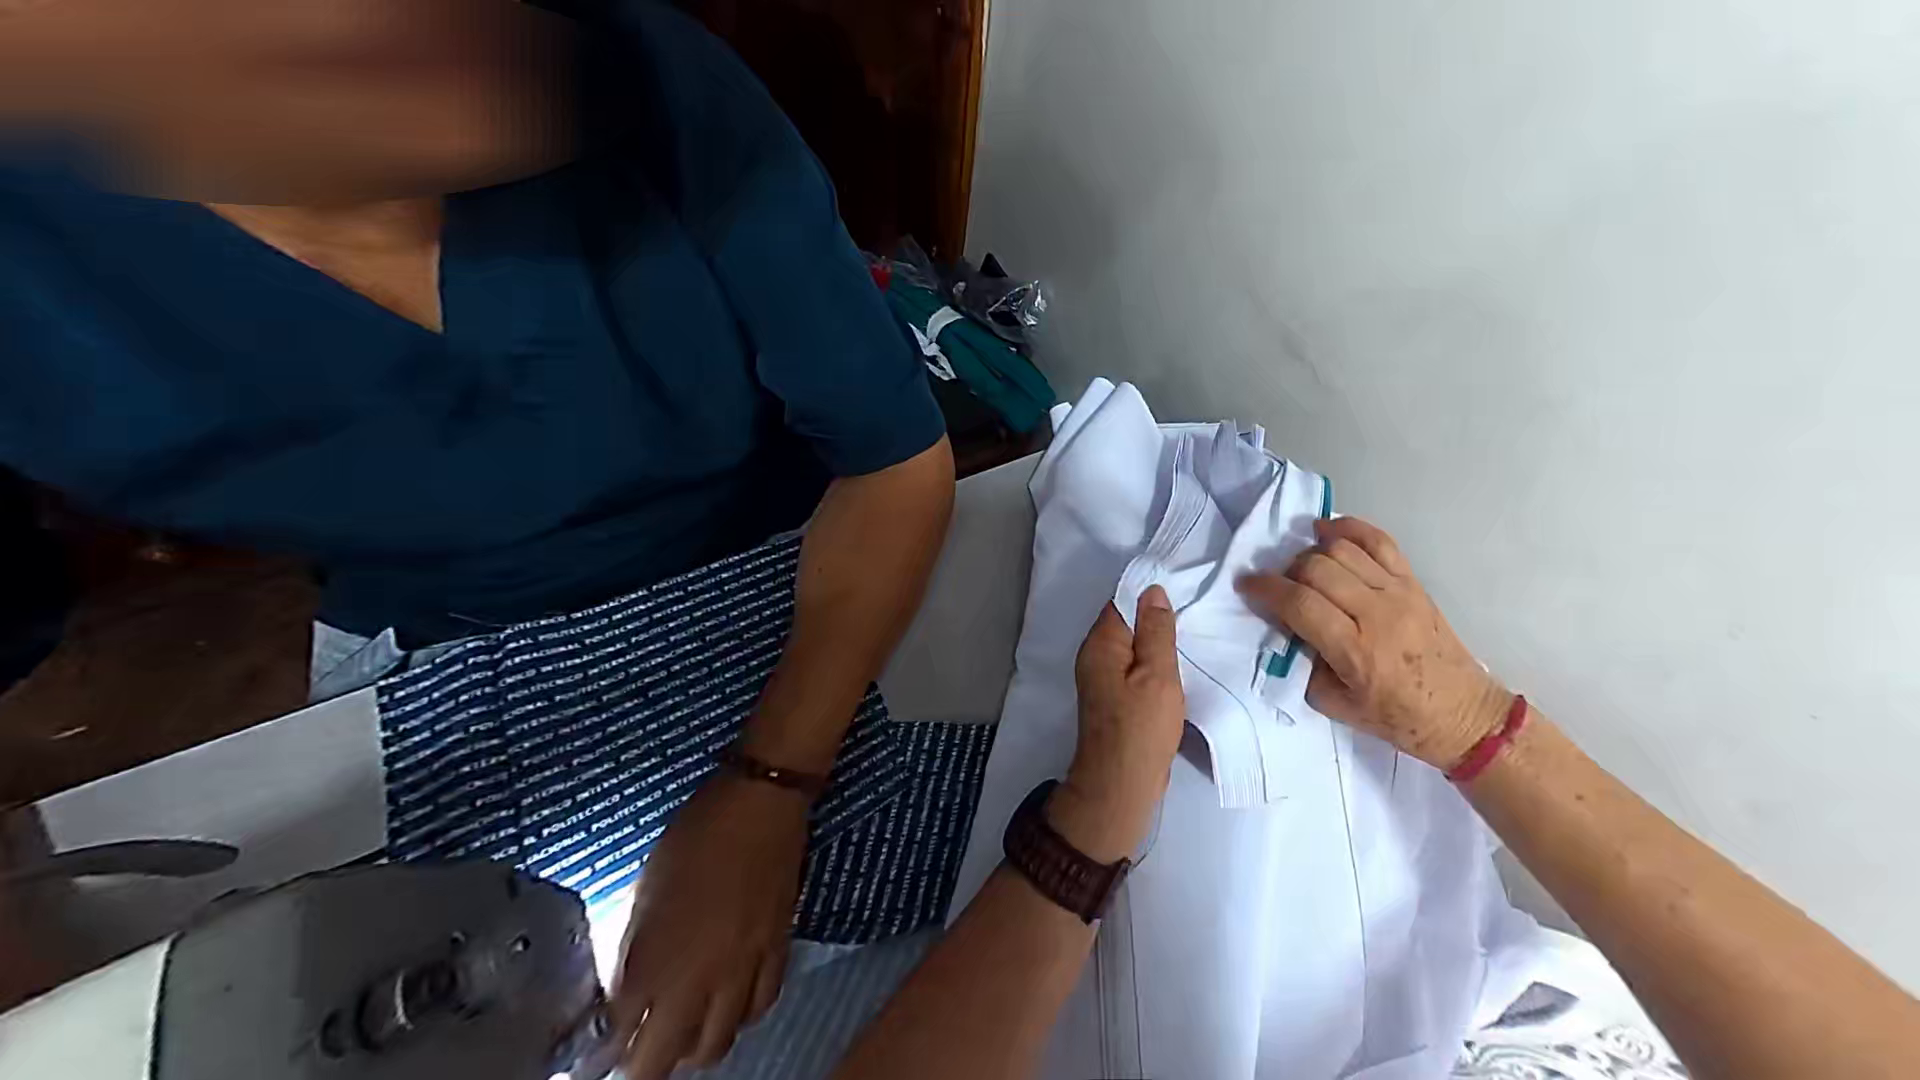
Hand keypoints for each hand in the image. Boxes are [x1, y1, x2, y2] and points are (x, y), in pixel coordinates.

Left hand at [612, 774, 806, 1079]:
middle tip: (634, 1048)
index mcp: (658, 956)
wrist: (762, 802)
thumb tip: (628, 981)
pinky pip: (761, 1005)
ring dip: (692, 1046)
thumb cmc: (697, 832)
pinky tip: (732, 1004)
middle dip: (642, 1065)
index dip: (602, 1049)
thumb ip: (637, 941)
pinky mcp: (778, 949)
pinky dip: (741, 1016)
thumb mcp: (649, 882)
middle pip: (665, 1058)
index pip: (619, 1033)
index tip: (596, 1047)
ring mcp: (744, 968)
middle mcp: (700, 977)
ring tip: (683, 1029)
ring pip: (717, 1044)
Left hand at [1050, 586, 1185, 862]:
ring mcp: (1101, 678)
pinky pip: (1133, 669)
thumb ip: (1155, 632)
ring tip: (1191, 635)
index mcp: (1100, 644)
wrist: (1121, 782)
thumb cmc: (1140, 726)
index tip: (1182, 588)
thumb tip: (1152, 592)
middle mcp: (1094, 656)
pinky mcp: (1113, 698)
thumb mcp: (1156, 674)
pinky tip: (1176, 667)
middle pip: (1125, 624)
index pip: (1121, 603)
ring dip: (1156, 644)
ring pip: (1131, 648)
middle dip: (1154, 618)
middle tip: (1194, 611)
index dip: (1148, 595)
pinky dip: (1152, 665)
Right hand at [1236, 517, 1510, 769]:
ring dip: (1312, 552)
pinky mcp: (1413, 583)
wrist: (1462, 714)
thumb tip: (1282, 627)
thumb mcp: (1331, 702)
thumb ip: (1301, 663)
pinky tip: (1327, 533)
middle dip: (1287, 572)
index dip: (1265, 588)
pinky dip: (1348, 529)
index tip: (1246, 584)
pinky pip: (1379, 541)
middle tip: (1280, 586)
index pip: (1299, 603)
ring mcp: (1399, 593)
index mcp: (1355, 650)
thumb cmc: (1393, 716)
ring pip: (1343, 549)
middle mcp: (1378, 614)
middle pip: (1317, 568)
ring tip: (1302, 568)